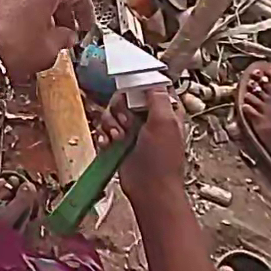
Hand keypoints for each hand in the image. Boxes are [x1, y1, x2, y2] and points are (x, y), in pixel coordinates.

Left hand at [0, 0, 93, 81]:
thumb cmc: (4, 48)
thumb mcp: (47, 50)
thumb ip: (64, 38)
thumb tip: (66, 36)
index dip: (86, 9)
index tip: (84, 23)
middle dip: (63, 10)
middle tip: (65, 30)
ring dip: (41, 8)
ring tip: (41, 32)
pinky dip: (21, 8)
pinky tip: (19, 29)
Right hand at [97, 87, 187, 206]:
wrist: (150, 190)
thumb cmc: (162, 160)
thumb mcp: (165, 122)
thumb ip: (158, 97)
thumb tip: (151, 79)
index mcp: (165, 110)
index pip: (151, 86)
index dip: (138, 84)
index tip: (129, 88)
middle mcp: (148, 117)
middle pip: (126, 96)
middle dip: (121, 107)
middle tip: (126, 120)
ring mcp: (132, 129)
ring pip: (112, 112)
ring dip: (111, 122)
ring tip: (118, 136)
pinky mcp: (118, 141)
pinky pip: (104, 129)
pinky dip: (104, 134)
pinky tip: (109, 143)